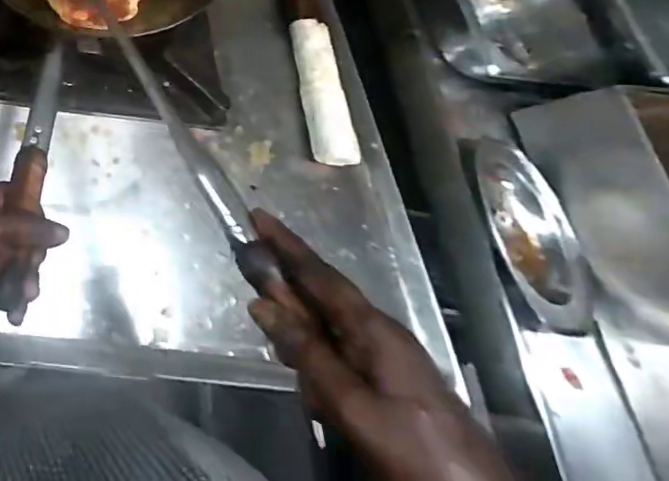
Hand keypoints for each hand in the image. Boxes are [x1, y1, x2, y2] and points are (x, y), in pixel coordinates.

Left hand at [0, 182, 68, 368]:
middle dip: (35, 254)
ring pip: (27, 262)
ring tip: (23, 296)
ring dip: (28, 281)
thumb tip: (64, 232)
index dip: (33, 204)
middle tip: (30, 266)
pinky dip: (18, 299)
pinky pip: (18, 286)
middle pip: (31, 232)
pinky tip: (14, 312)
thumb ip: (30, 228)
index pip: (18, 192)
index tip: (46, 223)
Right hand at [239, 209, 512, 480]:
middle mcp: (381, 336)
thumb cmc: (418, 451)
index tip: (257, 216)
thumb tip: (262, 306)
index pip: (322, 276)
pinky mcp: (389, 388)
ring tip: (274, 339)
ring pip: (328, 330)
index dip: (287, 245)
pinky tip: (306, 383)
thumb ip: (309, 356)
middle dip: (286, 285)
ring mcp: (388, 363)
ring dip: (298, 331)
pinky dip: (315, 360)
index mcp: (375, 331)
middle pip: (322, 297)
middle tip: (250, 270)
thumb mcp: (355, 407)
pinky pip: (340, 357)